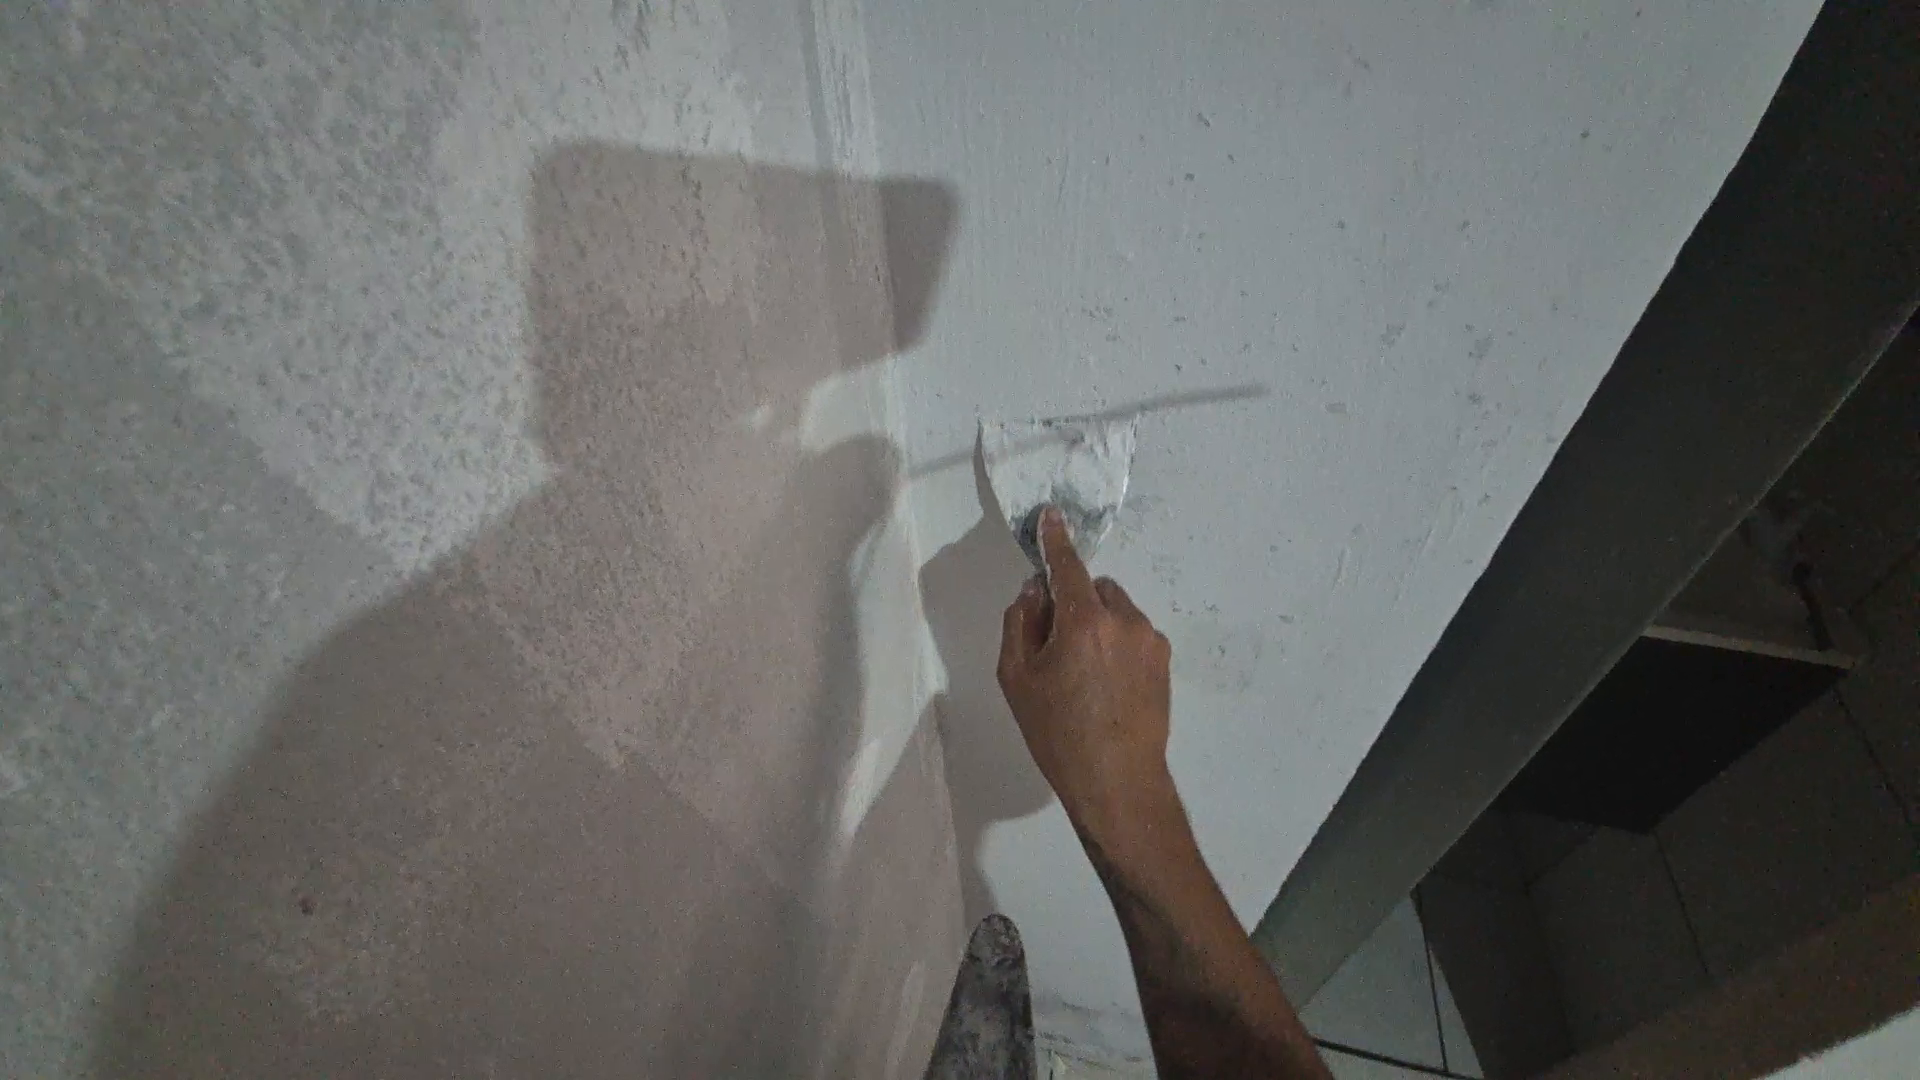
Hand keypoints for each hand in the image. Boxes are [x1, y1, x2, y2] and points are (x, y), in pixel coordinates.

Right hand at [997, 506, 1175, 851]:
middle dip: (1074, 602)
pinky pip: (1132, 633)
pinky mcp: (1164, 660)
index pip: (1067, 567)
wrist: (1117, 782)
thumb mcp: (1017, 679)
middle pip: (1093, 588)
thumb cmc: (1057, 733)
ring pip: (1115, 610)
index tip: (1051, 516)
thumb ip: (1020, 623)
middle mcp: (1124, 621)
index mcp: (1084, 623)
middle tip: (1056, 644)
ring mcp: (1150, 640)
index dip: (1055, 541)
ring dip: (1097, 622)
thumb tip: (1035, 591)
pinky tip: (1107, 684)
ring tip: (1084, 672)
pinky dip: (1116, 642)